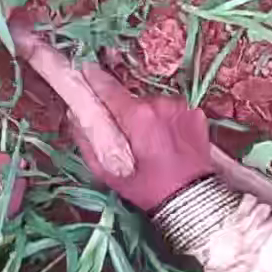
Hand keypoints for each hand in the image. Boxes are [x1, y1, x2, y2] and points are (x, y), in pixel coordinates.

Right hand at [67, 71, 212, 209]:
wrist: (194, 201)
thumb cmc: (147, 189)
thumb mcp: (108, 173)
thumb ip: (87, 142)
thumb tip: (75, 116)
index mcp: (137, 116)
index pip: (108, 88)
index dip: (94, 79)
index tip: (84, 70)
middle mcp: (160, 103)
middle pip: (131, 99)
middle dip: (125, 112)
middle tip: (126, 136)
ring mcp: (181, 106)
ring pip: (153, 105)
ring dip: (147, 118)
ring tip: (150, 143)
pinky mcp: (197, 113)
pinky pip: (172, 111)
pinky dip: (166, 122)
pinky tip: (168, 142)